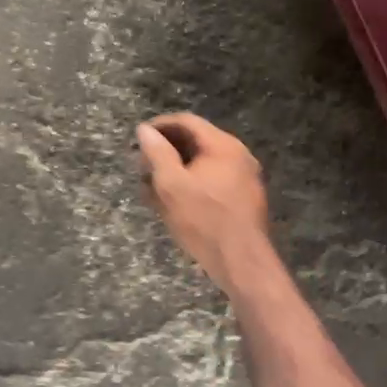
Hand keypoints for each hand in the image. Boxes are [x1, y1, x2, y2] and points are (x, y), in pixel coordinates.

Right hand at [137, 113, 269, 292]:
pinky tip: (177, 199)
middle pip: (197, 139)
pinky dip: (194, 181)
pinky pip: (215, 178)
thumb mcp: (171, 184)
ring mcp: (246, 177)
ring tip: (155, 184)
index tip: (140, 139)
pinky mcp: (246, 198)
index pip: (186, 121)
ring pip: (205, 161)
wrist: (243, 265)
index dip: (159, 126)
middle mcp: (239, 155)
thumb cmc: (203, 220)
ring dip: (179, 167)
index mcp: (223, 146)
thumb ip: (157, 152)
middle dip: (167, 148)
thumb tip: (145, 130)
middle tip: (144, 164)